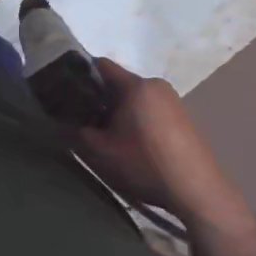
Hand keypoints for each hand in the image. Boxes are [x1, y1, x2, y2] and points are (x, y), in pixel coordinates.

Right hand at [69, 58, 227, 212]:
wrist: (196, 191)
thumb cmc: (144, 165)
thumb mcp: (100, 151)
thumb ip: (74, 131)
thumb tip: (59, 121)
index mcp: (136, 86)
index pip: (100, 65)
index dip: (78, 76)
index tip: (65, 93)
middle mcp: (156, 85)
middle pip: (117, 82)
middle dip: (97, 98)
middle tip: (82, 120)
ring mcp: (173, 100)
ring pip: (134, 97)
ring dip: (117, 111)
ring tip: (106, 136)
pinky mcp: (182, 117)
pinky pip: (149, 108)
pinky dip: (135, 119)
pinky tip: (131, 143)